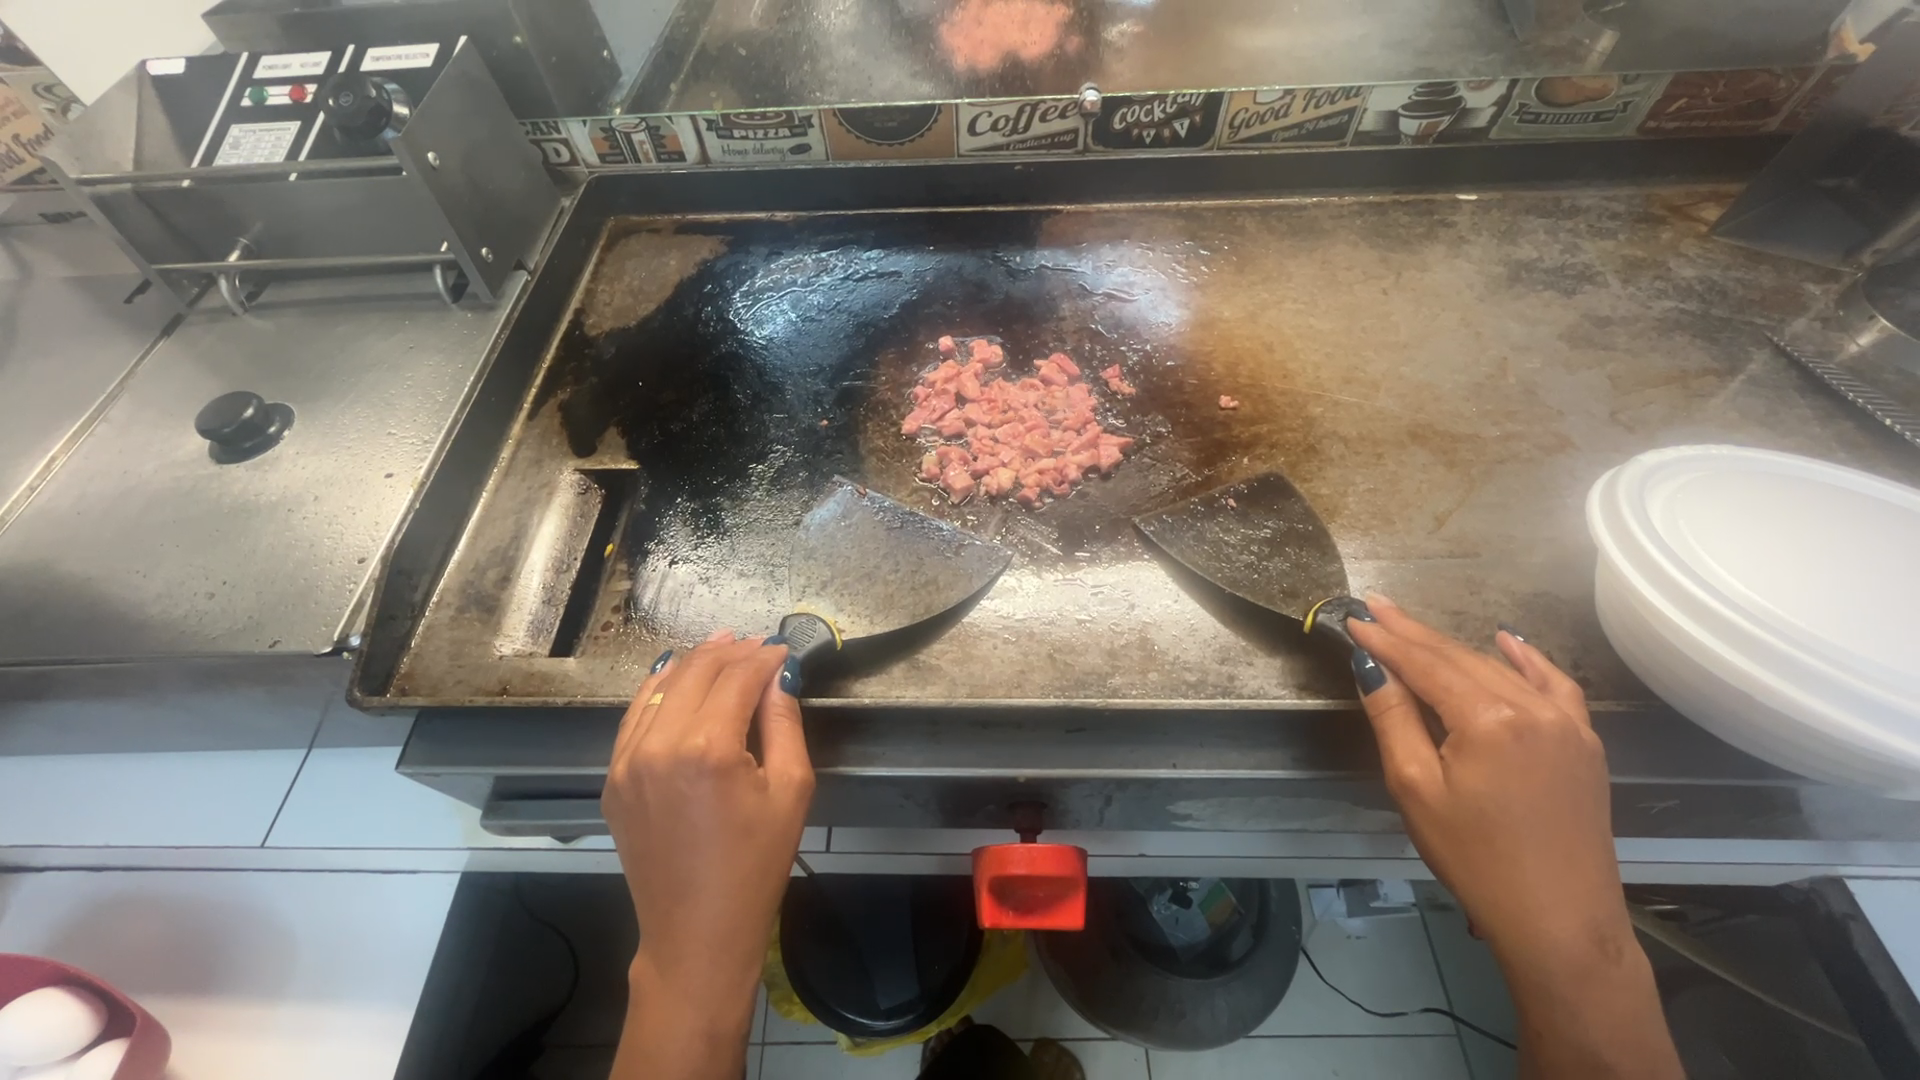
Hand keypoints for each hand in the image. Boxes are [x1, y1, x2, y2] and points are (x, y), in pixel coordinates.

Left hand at [605, 630, 814, 1079]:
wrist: (697, 931)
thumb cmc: (756, 864)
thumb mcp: (790, 790)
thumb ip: (784, 722)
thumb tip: (780, 674)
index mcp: (708, 749)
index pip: (737, 678)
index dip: (764, 658)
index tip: (784, 650)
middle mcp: (659, 745)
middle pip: (696, 672)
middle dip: (730, 652)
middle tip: (757, 644)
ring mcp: (627, 762)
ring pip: (661, 686)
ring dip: (694, 662)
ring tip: (722, 646)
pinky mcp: (612, 779)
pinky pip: (635, 716)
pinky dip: (657, 688)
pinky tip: (675, 674)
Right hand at [1347, 598, 1621, 964]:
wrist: (1558, 920)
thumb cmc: (1473, 856)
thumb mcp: (1415, 787)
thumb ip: (1393, 718)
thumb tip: (1370, 665)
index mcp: (1489, 718)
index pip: (1425, 664)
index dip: (1386, 640)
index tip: (1354, 618)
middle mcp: (1533, 708)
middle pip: (1460, 658)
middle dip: (1413, 634)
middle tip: (1375, 608)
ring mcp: (1566, 723)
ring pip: (1498, 669)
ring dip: (1453, 647)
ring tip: (1413, 627)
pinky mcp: (1584, 743)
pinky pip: (1554, 685)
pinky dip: (1526, 660)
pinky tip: (1508, 641)